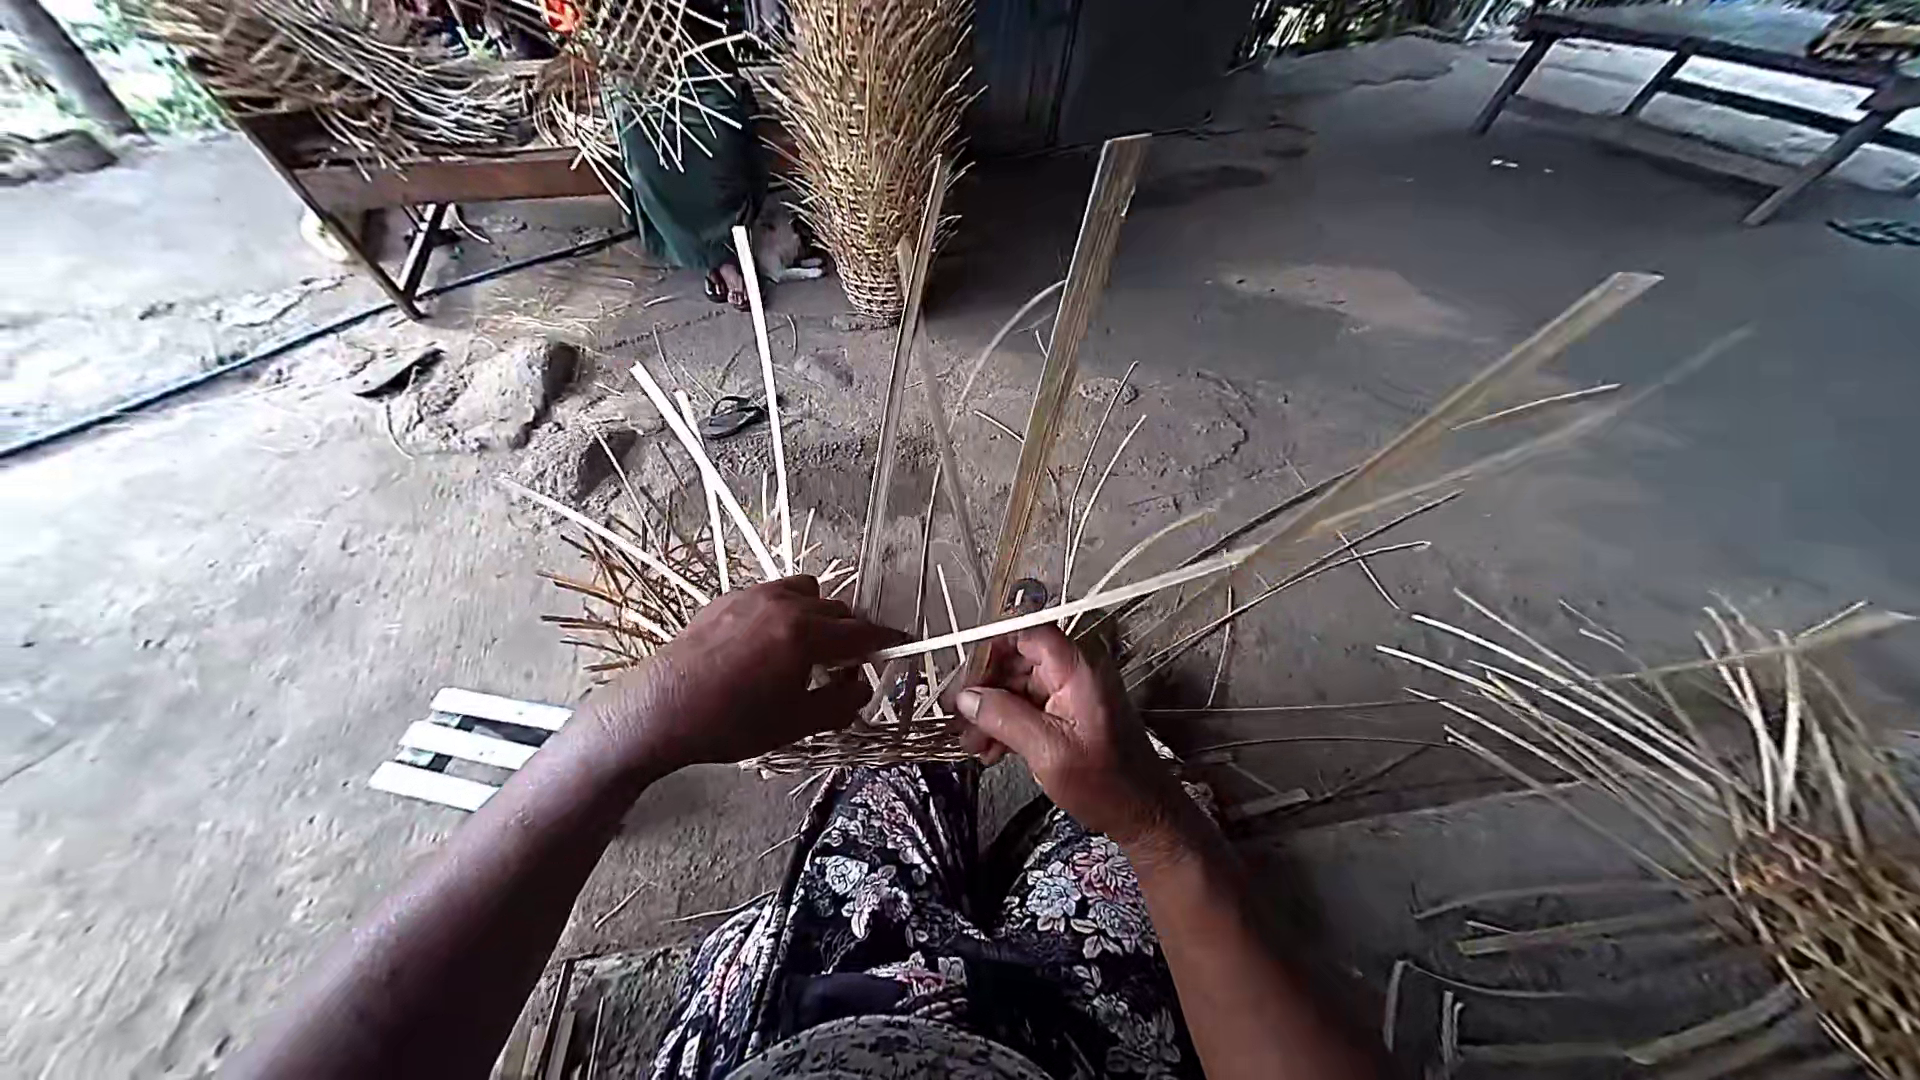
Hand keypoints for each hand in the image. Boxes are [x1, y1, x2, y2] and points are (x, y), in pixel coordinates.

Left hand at [581, 576, 908, 770]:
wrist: (657, 710)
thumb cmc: (729, 724)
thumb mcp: (795, 725)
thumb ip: (841, 703)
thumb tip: (862, 684)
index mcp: (805, 635)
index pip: (863, 633)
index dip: (887, 640)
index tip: (901, 644)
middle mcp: (785, 604)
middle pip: (840, 610)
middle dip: (853, 634)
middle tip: (849, 663)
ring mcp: (756, 595)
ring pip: (810, 592)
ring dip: (822, 614)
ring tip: (810, 645)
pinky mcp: (731, 596)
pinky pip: (777, 592)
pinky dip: (791, 608)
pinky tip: (773, 638)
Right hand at [950, 626, 1187, 845]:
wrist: (1141, 812)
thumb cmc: (1109, 784)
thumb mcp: (1049, 751)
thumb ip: (1005, 717)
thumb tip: (968, 698)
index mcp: (1078, 668)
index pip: (1026, 632)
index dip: (991, 648)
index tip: (966, 675)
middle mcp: (1075, 669)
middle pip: (1016, 658)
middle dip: (984, 687)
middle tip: (960, 715)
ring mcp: (1070, 688)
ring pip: (1016, 682)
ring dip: (991, 710)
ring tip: (973, 741)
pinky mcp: (1066, 707)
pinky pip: (1026, 702)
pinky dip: (1006, 721)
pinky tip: (992, 746)